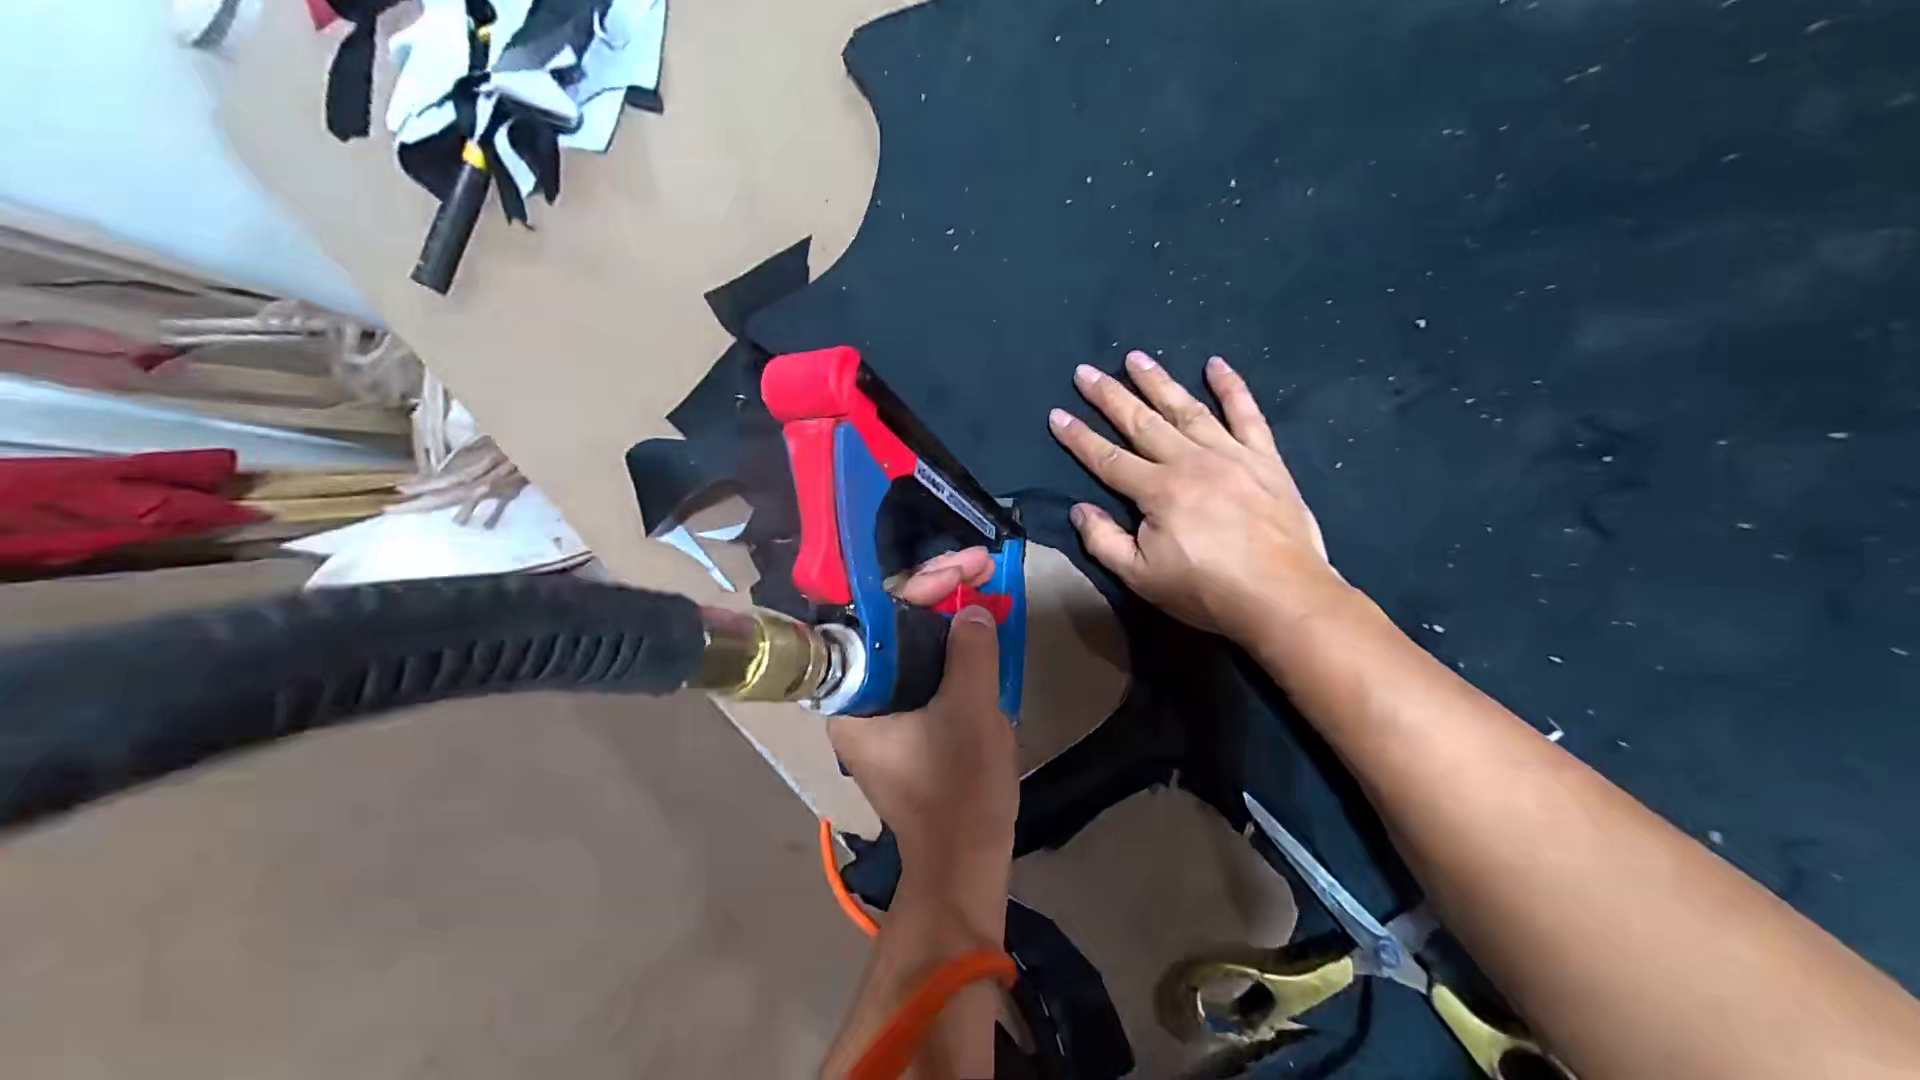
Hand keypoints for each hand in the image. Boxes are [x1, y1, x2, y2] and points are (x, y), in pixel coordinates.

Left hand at [829, 549, 1018, 900]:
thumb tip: (972, 610)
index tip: (966, 567)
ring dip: (949, 617)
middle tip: (983, 569)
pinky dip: (953, 651)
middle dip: (940, 594)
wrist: (965, 863)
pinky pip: (925, 674)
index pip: (880, 618)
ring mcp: (881, 713)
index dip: (924, 584)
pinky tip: (980, 629)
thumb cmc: (960, 790)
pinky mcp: (906, 725)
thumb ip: (970, 652)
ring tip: (986, 586)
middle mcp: (857, 700)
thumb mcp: (971, 712)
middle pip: (895, 628)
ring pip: (913, 648)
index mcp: (853, 696)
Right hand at [1048, 351, 1351, 643]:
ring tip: (1135, 358)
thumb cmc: (1206, 590)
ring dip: (1158, 381)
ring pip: (1187, 409)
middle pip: (1141, 422)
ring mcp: (1231, 454)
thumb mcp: (1141, 577)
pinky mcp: (1265, 459)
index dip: (1079, 437)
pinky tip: (1216, 365)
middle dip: (1109, 396)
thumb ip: (1104, 541)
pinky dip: (1231, 387)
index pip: (1107, 458)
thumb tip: (1079, 510)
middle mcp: (1190, 461)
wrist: (1283, 597)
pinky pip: (1247, 414)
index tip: (1057, 414)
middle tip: (1085, 371)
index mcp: (1158, 491)